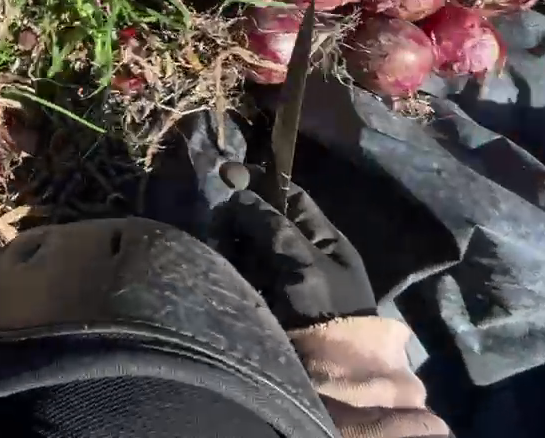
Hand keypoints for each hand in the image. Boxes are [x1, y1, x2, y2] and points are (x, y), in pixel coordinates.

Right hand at [215, 176, 374, 329]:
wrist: (332, 370)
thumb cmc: (328, 308)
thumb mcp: (307, 262)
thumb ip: (274, 226)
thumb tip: (240, 193)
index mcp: (324, 239)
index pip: (291, 197)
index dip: (262, 182)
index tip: (230, 173)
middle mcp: (302, 250)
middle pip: (265, 217)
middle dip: (239, 209)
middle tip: (215, 207)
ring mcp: (281, 272)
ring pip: (248, 239)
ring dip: (229, 233)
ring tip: (212, 232)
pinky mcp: (263, 291)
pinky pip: (240, 263)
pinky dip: (227, 256)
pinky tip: (214, 252)